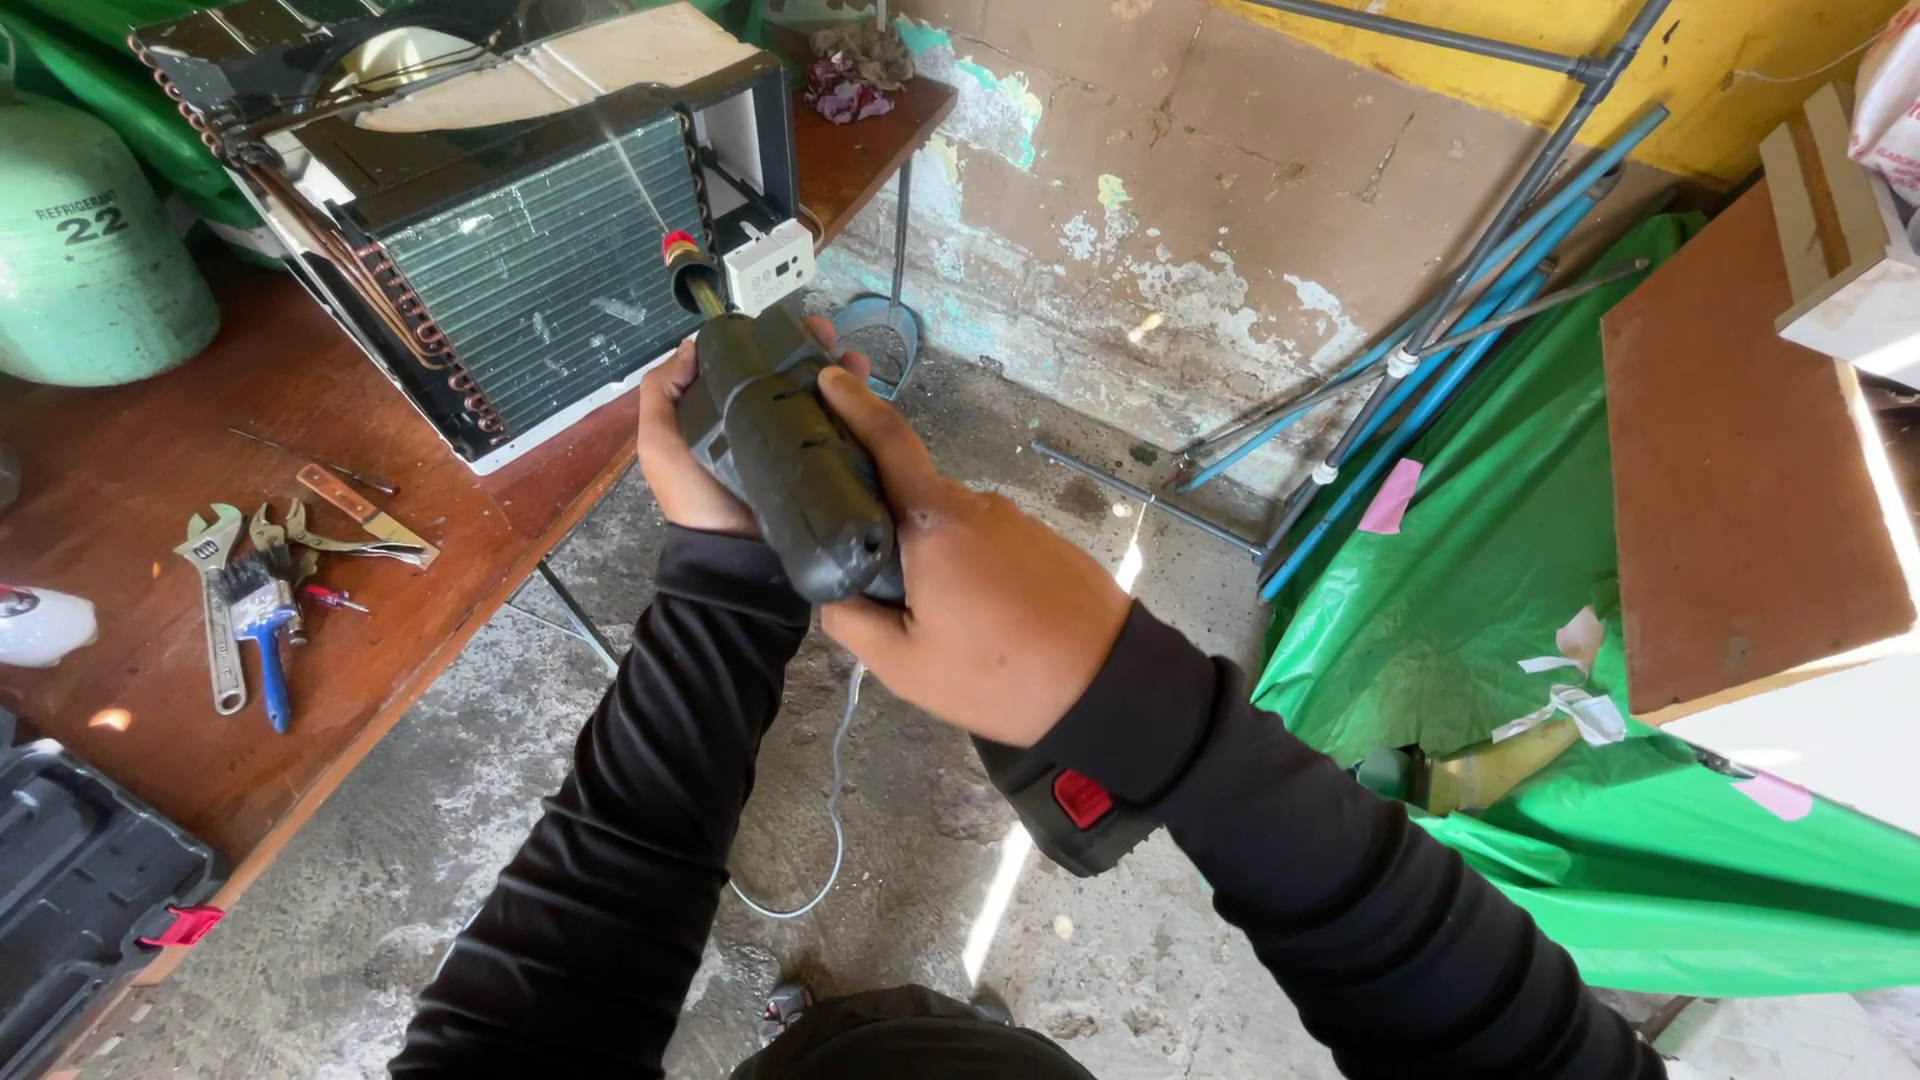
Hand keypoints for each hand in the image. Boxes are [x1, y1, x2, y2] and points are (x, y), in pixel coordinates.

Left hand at [637, 316, 868, 535]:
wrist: (734, 555)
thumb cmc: (695, 497)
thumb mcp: (660, 443)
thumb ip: (661, 394)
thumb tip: (690, 346)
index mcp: (728, 413)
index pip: (752, 367)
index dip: (768, 342)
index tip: (785, 325)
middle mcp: (765, 423)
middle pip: (792, 376)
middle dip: (811, 350)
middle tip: (828, 334)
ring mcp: (797, 445)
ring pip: (821, 398)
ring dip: (839, 373)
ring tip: (853, 359)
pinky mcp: (822, 465)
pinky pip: (841, 431)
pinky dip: (856, 408)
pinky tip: (865, 390)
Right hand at [816, 367, 1131, 746]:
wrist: (1106, 681)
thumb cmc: (998, 673)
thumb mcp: (906, 663)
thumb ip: (853, 622)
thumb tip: (834, 594)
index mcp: (934, 522)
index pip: (888, 442)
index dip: (854, 405)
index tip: (829, 380)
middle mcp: (976, 505)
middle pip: (915, 495)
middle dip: (890, 526)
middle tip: (884, 588)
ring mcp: (1017, 519)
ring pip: (952, 524)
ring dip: (934, 556)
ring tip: (942, 618)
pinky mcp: (1044, 539)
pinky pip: (988, 540)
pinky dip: (970, 564)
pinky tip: (982, 615)